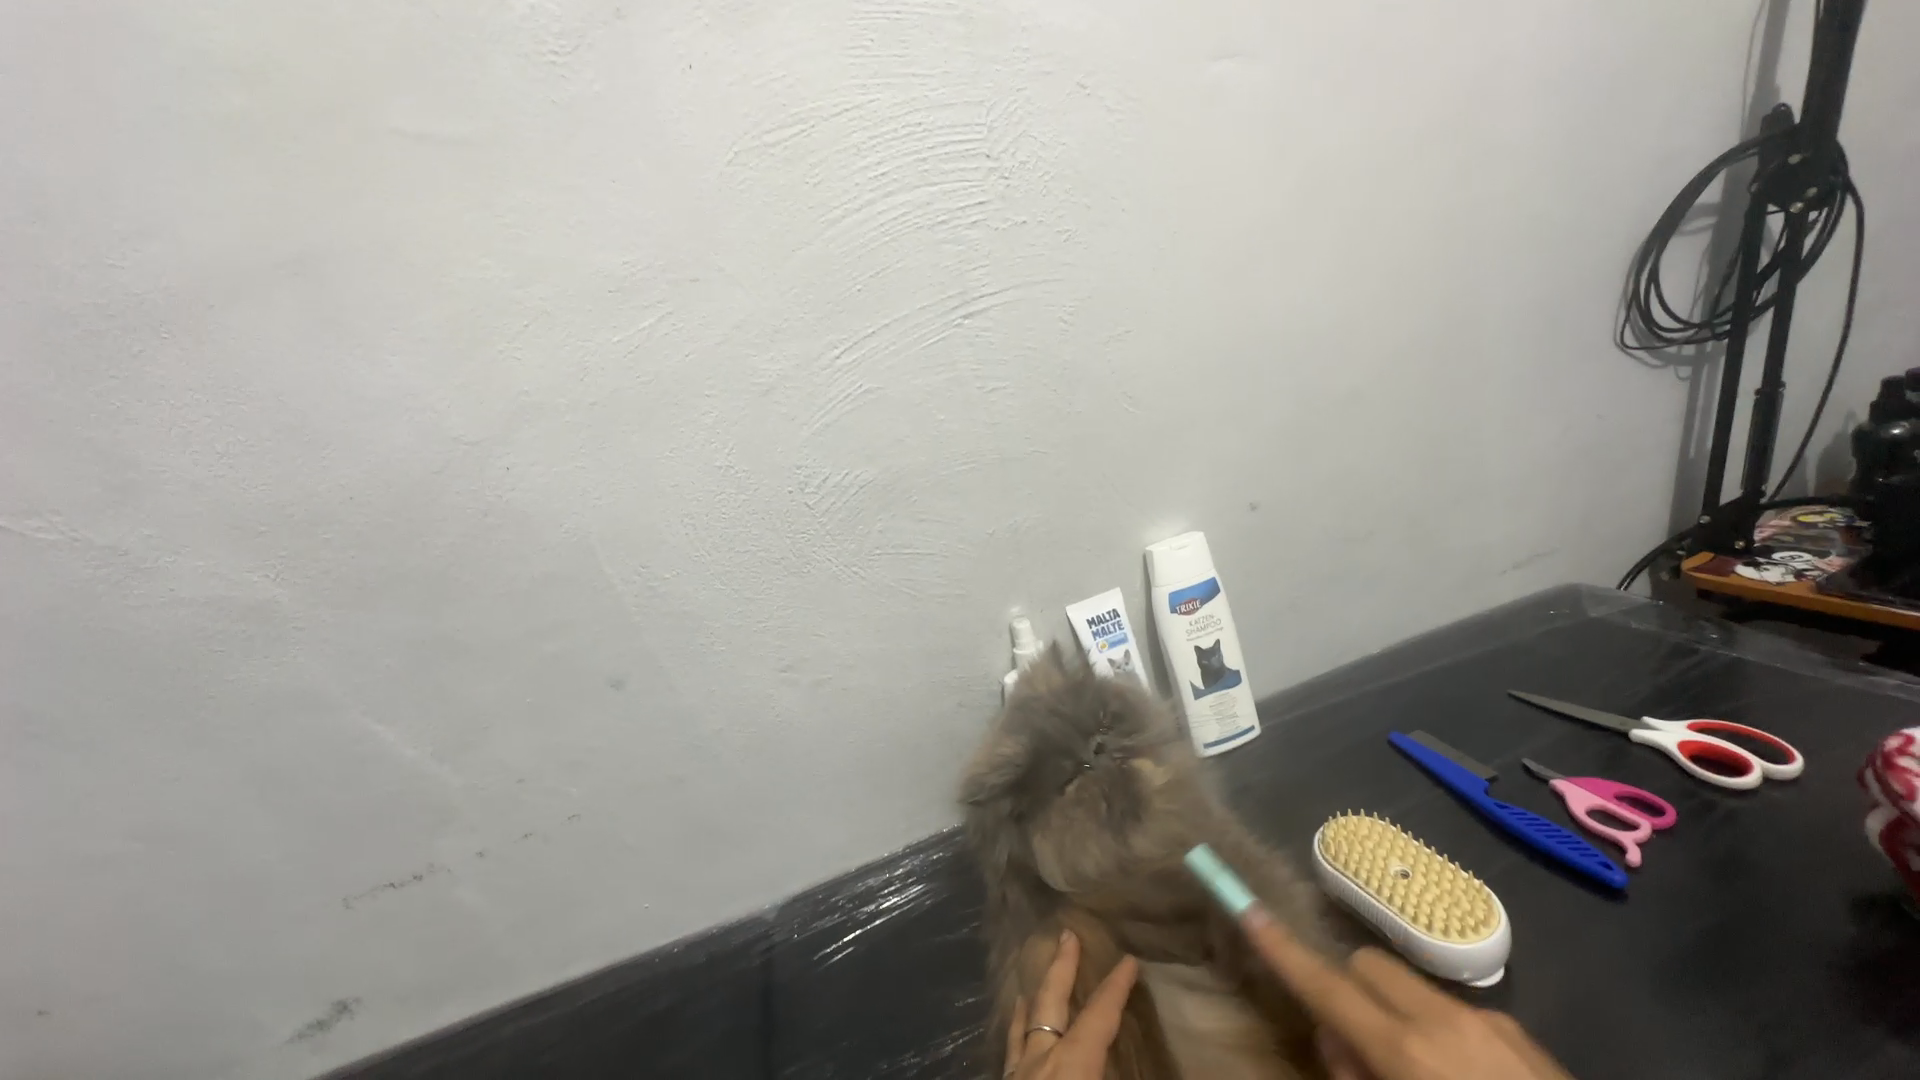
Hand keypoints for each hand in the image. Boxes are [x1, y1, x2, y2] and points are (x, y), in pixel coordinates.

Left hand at [1003, 930, 1139, 1079]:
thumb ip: (1123, 1070)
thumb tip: (1144, 1061)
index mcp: (1073, 1061)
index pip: (1099, 1015)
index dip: (1116, 986)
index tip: (1128, 959)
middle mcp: (1041, 1056)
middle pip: (1051, 1001)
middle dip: (1061, 966)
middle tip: (1067, 934)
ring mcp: (1017, 1072)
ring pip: (1023, 1024)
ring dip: (1034, 998)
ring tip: (1035, 980)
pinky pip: (1010, 1051)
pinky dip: (1016, 1030)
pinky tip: (1015, 1027)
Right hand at [1240, 910, 1571, 1079]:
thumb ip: (1355, 1074)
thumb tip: (1340, 1039)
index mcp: (1405, 1050)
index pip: (1325, 986)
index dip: (1281, 950)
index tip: (1248, 909)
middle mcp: (1442, 1020)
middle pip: (1365, 965)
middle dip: (1347, 990)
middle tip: (1355, 1049)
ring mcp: (1486, 1022)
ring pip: (1410, 987)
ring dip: (1393, 1013)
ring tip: (1415, 1071)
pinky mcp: (1522, 1035)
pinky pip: (1454, 1011)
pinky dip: (1438, 1031)